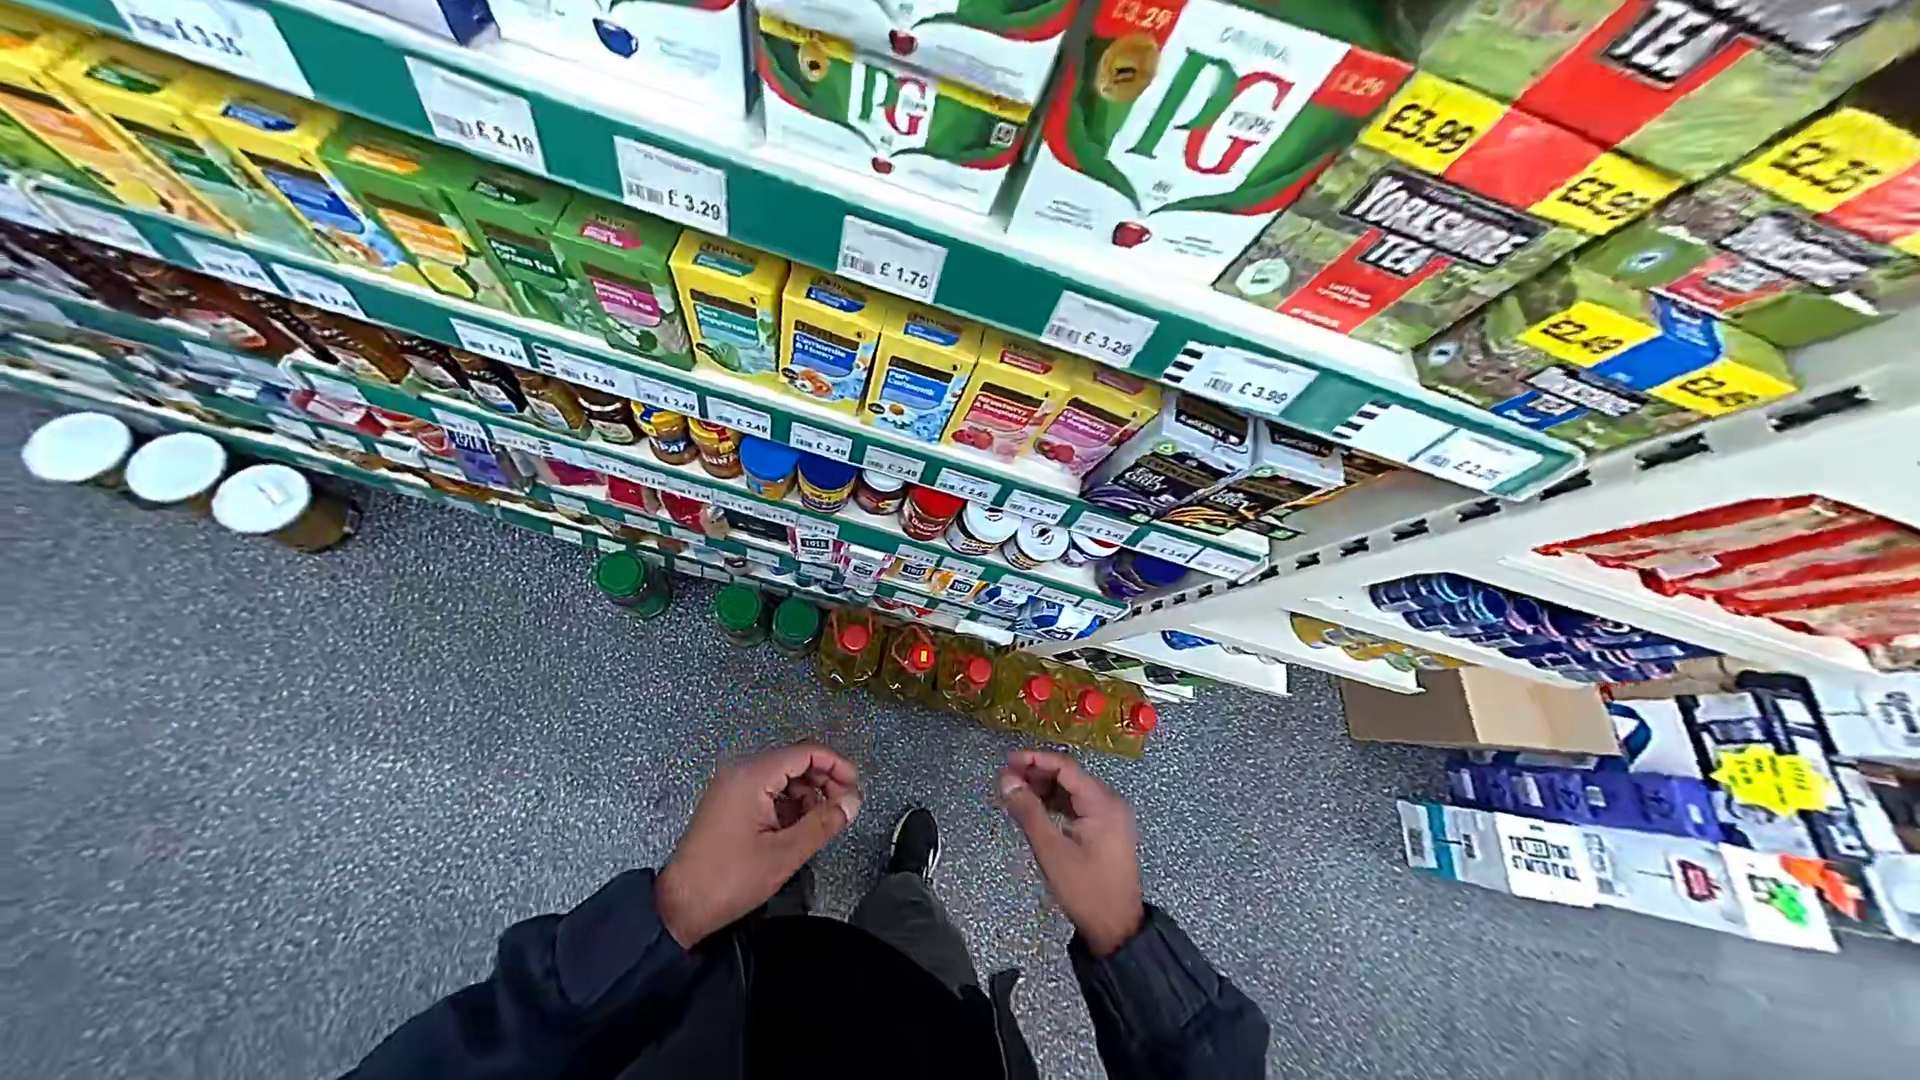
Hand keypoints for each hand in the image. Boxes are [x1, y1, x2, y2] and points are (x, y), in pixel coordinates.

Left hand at [656, 742, 861, 948]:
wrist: (678, 909)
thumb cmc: (726, 882)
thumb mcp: (785, 854)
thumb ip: (824, 822)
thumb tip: (852, 802)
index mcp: (751, 776)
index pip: (806, 752)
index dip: (836, 765)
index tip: (854, 786)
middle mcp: (740, 772)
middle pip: (795, 759)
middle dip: (824, 779)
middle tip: (843, 805)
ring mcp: (733, 785)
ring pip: (784, 774)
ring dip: (808, 793)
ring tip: (820, 822)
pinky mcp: (730, 800)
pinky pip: (769, 788)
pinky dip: (789, 802)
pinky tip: (797, 827)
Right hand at [998, 750, 1143, 956]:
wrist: (1117, 931)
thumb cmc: (1086, 890)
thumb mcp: (1052, 850)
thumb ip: (1028, 811)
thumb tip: (1007, 781)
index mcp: (1103, 803)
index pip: (1066, 767)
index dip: (1035, 760)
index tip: (1009, 761)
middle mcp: (1109, 802)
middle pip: (1069, 775)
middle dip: (1037, 773)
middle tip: (1007, 777)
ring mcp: (1109, 816)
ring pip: (1071, 790)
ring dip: (1044, 787)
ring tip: (1015, 791)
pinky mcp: (1104, 829)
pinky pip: (1076, 805)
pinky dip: (1054, 803)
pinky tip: (1034, 807)